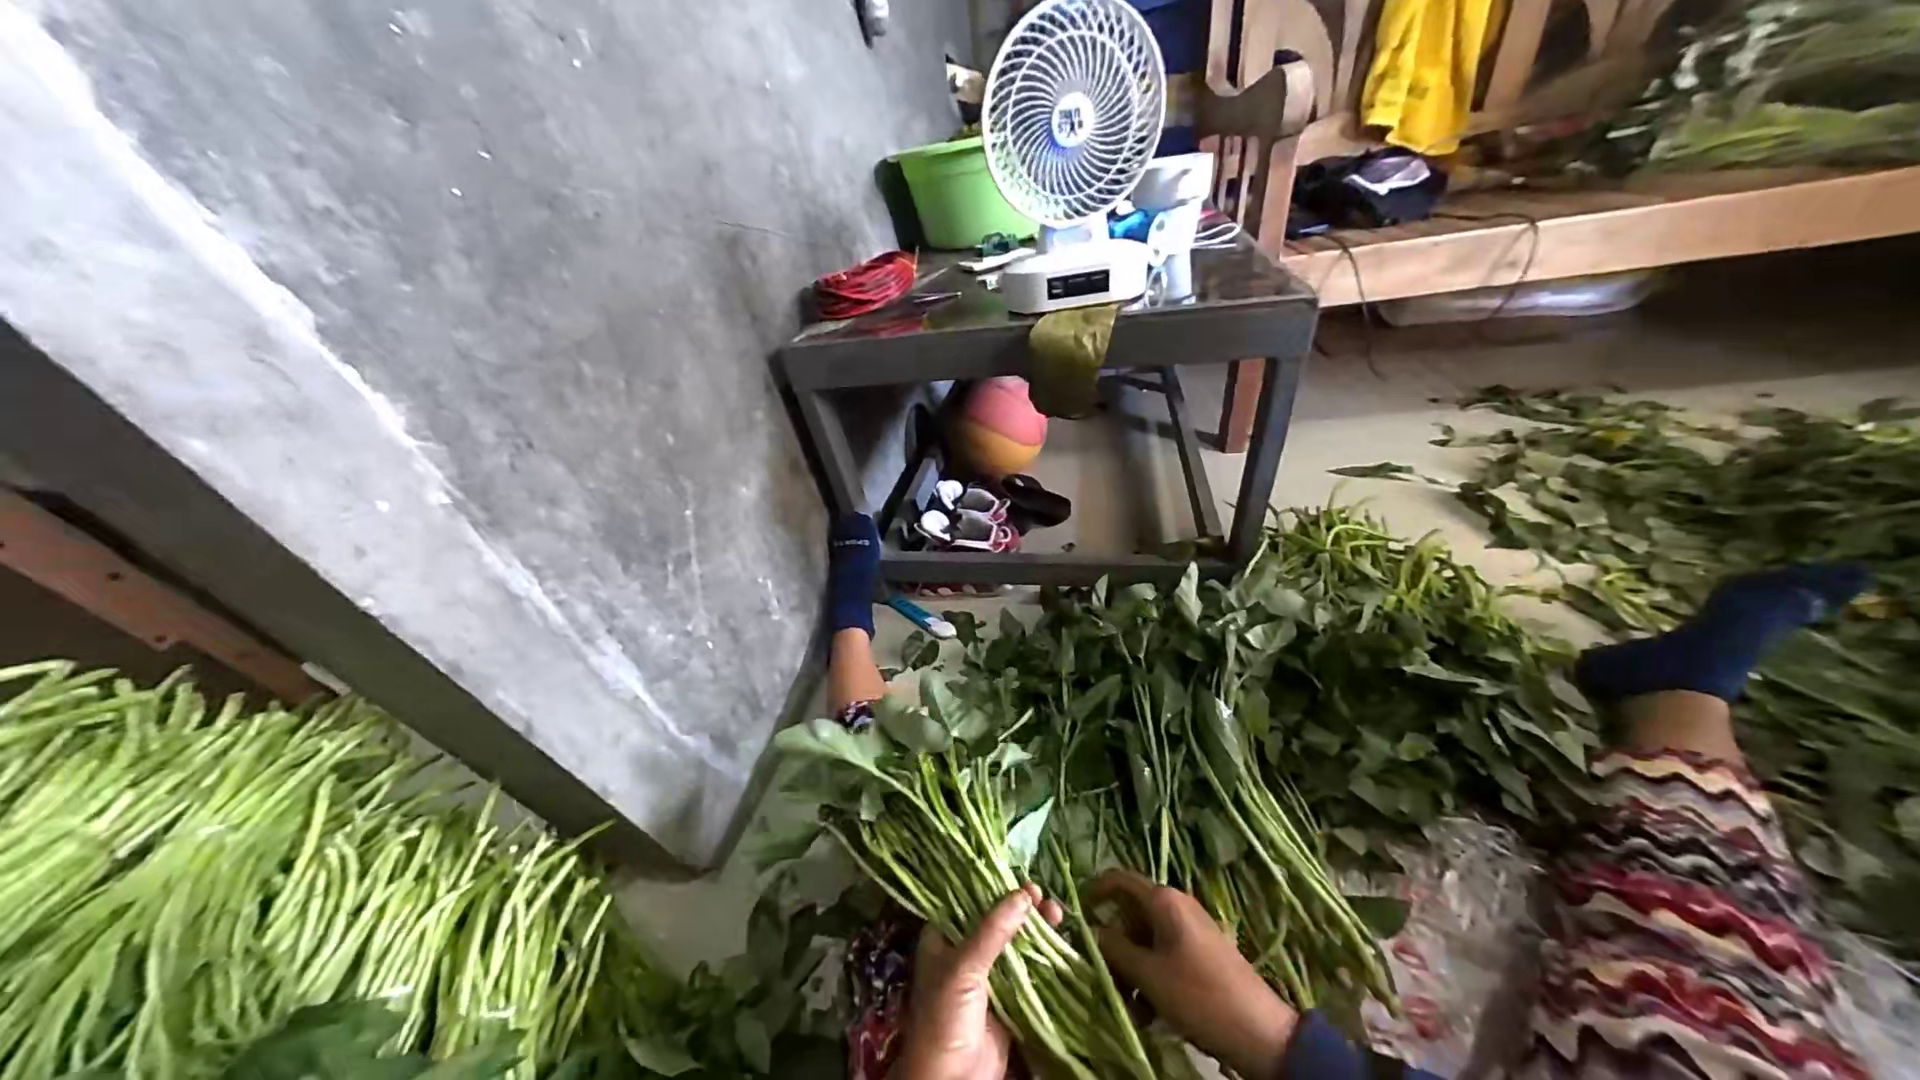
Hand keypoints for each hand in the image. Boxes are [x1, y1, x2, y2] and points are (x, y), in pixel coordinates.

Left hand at [893, 884, 1063, 1079]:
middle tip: (1042, 893)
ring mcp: (986, 975)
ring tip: (1056, 912)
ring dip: (1034, 929)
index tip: (1017, 872)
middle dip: (1019, 907)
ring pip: (1013, 943)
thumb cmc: (945, 1015)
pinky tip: (1058, 942)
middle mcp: (963, 951)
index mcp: (942, 937)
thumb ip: (993, 930)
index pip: (966, 900)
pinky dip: (1042, 956)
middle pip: (994, 920)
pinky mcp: (1007, 998)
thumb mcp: (964, 966)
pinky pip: (1026, 971)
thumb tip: (1024, 894)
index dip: (991, 885)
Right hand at [1091, 869, 1296, 1079]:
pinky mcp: (1202, 950)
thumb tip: (1090, 929)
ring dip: (1131, 965)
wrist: (1260, 1031)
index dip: (1094, 890)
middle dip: (1113, 941)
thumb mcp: (1147, 973)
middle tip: (1101, 970)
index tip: (1076, 912)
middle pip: (1131, 911)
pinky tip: (1150, 1009)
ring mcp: (1191, 927)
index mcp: (1164, 900)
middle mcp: (1177, 904)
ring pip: (1146, 937)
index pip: (1119, 878)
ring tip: (1129, 1001)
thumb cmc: (1198, 995)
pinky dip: (1151, 973)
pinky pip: (1164, 952)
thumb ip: (1113, 947)